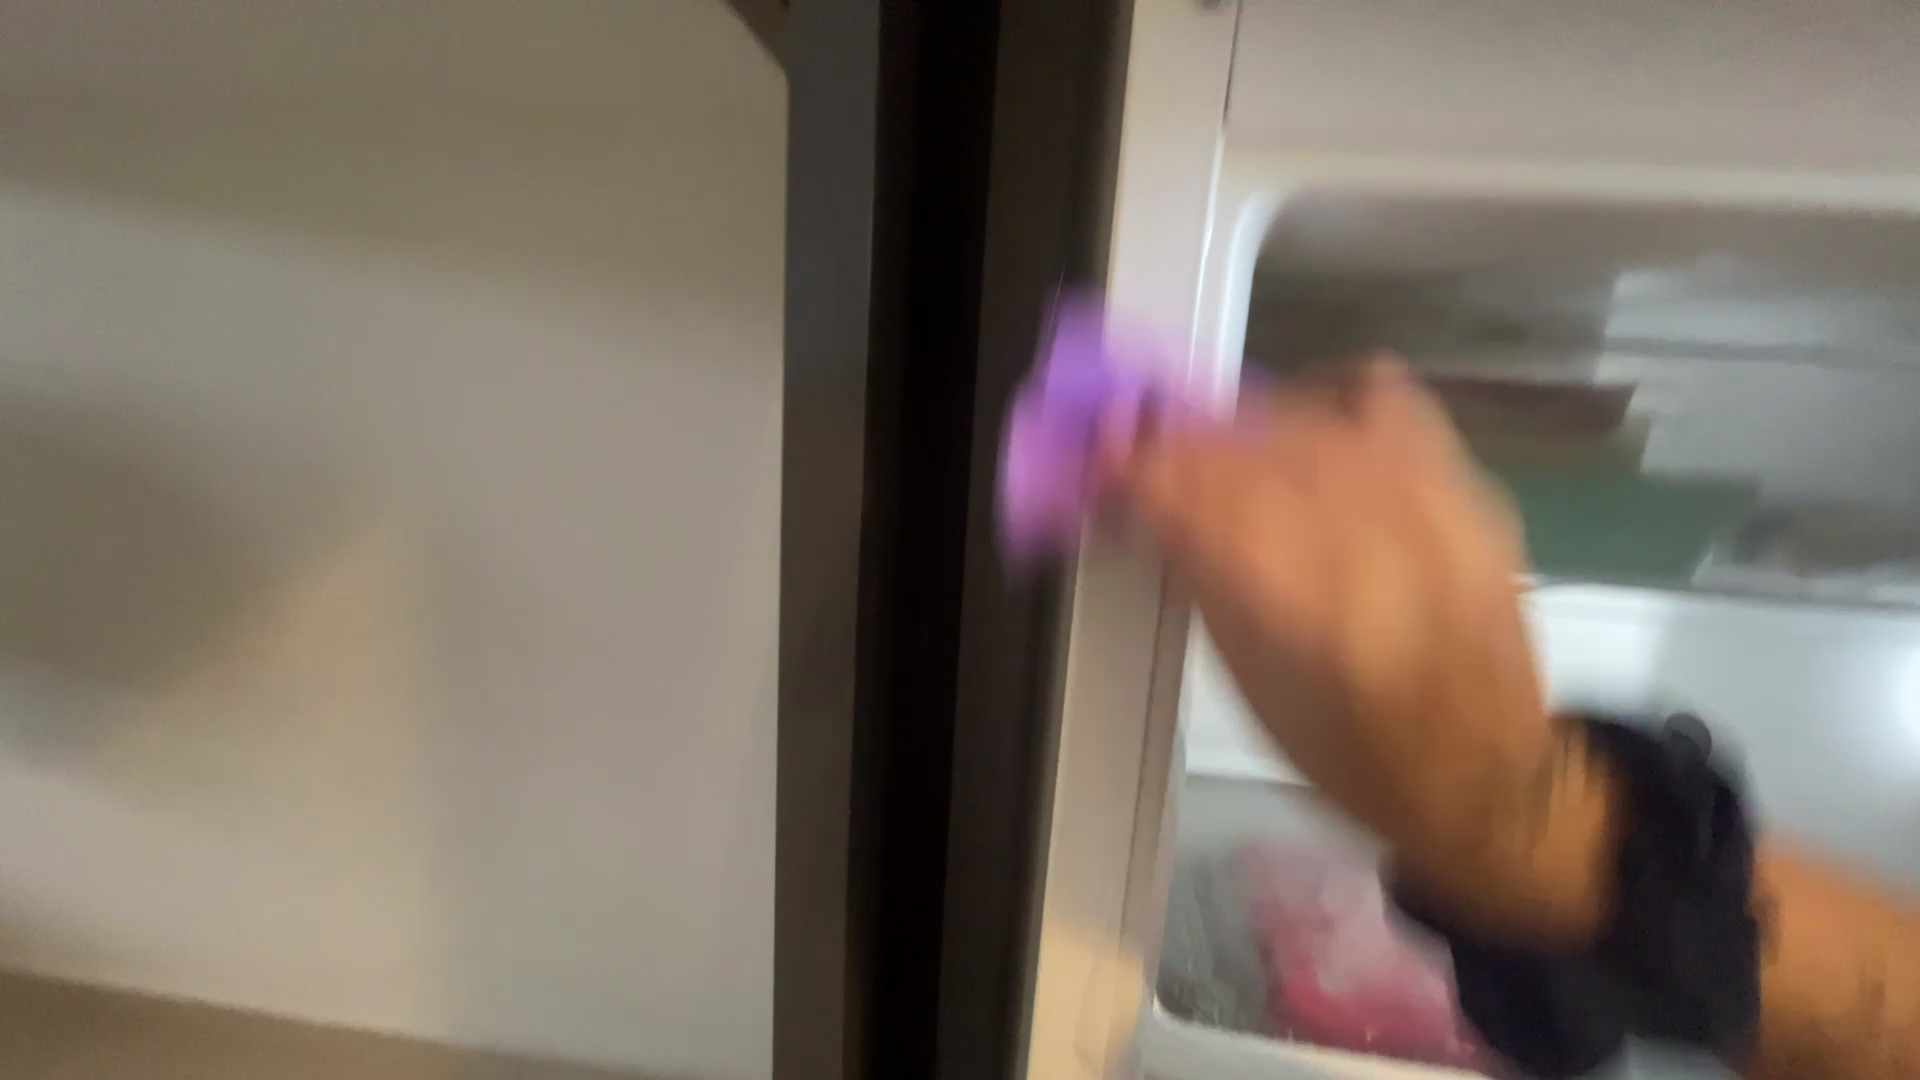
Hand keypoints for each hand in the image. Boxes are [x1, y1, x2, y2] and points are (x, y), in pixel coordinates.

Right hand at [1100, 357, 1617, 942]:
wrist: (1480, 767)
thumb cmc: (1347, 748)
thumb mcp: (1248, 681)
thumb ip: (1199, 577)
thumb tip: (1146, 502)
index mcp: (1315, 626)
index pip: (1208, 509)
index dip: (1141, 471)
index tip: (1100, 459)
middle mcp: (1383, 554)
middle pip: (1252, 451)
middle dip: (1174, 439)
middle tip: (1130, 444)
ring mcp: (1434, 509)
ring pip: (1304, 419)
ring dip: (1231, 424)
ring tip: (1196, 442)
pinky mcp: (1466, 487)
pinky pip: (1380, 397)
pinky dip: (1319, 396)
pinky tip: (1294, 421)